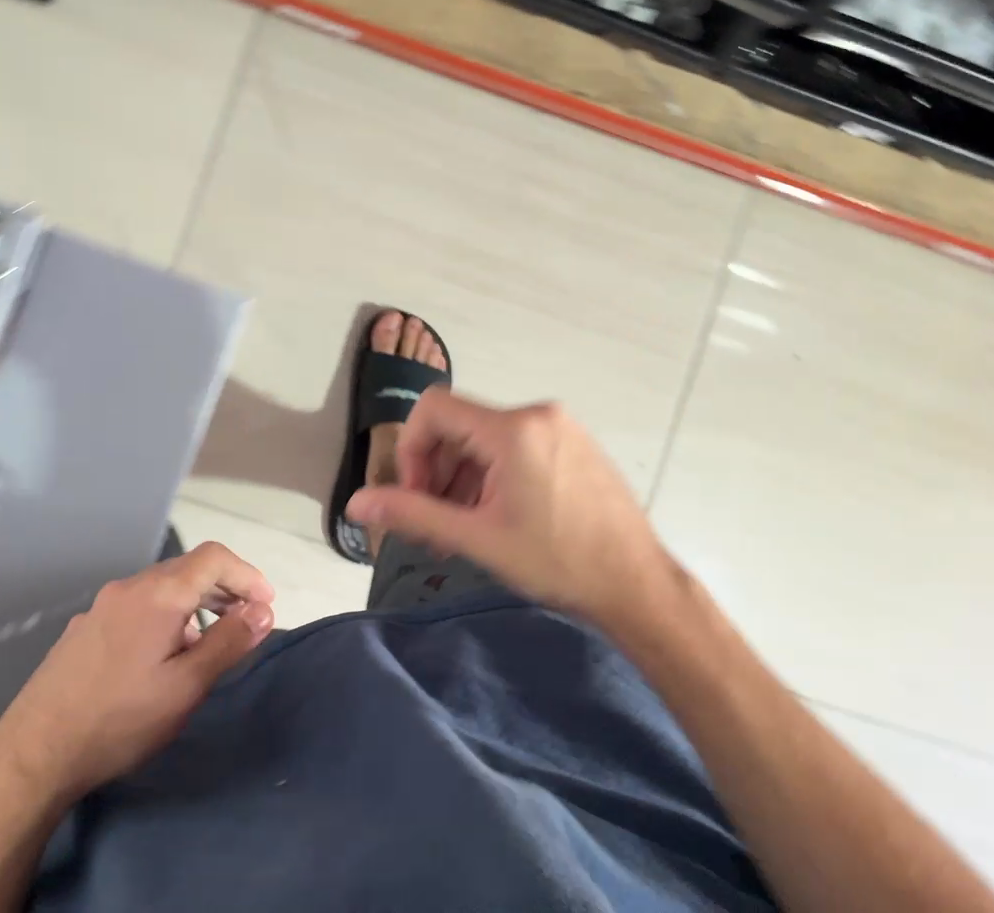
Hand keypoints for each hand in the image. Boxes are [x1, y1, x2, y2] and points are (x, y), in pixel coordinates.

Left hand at [0, 542, 275, 800]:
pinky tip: (162, 658)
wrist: (35, 752)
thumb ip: (228, 643)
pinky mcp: (83, 630)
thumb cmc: (121, 720)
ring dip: (194, 605)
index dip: (247, 575)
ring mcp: (100, 607)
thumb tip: (262, 610)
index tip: (266, 606)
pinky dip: (165, 618)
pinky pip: (137, 608)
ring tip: (209, 644)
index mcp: (156, 595)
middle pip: (186, 569)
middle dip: (224, 589)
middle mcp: (127, 588)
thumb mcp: (186, 686)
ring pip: (160, 590)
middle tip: (247, 623)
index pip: (213, 557)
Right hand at [346, 388, 670, 624]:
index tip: (418, 497)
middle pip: (458, 425)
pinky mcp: (575, 444)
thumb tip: (356, 504)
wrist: (637, 586)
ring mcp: (561, 427)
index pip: (433, 409)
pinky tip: (499, 518)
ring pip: (485, 438)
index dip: (410, 449)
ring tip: (468, 528)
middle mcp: (537, 414)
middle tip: (439, 524)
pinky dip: (493, 475)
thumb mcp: (477, 539)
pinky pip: (515, 446)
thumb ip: (412, 514)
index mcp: (512, 429)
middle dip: (436, 471)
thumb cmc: (557, 563)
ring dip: (462, 478)